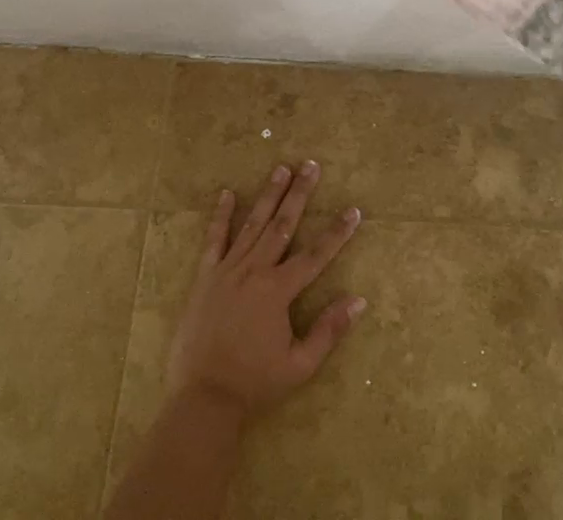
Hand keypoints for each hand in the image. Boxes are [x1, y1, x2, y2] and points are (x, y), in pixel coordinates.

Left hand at [165, 161, 365, 419]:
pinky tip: (227, 194)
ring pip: (252, 225)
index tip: (354, 210)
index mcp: (278, 291)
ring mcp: (227, 271)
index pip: (316, 254)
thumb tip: (358, 300)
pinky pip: (214, 241)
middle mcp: (254, 272)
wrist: (203, 396)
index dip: (337, 232)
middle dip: (299, 194)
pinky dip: (221, 216)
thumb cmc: (255, 383)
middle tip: (310, 165)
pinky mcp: (205, 279)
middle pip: (283, 225)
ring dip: (268, 196)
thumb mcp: (300, 364)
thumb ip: (329, 330)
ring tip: (280, 169)